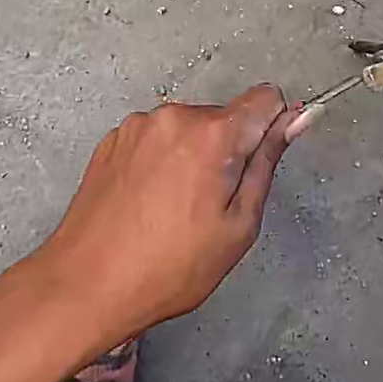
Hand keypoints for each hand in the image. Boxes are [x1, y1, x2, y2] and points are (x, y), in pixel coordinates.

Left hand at [26, 84, 294, 341]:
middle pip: (224, 117)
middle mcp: (172, 118)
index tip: (263, 158)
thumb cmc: (165, 268)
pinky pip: (155, 139)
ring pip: (188, 130)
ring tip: (175, 209)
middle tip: (212, 204)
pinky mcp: (113, 140)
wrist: (87, 283)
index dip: (273, 127)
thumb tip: (295, 120)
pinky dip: (161, 162)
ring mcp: (137, 127)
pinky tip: (149, 204)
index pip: (265, 98)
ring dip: (192, 157)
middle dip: (228, 151)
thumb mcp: (238, 225)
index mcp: (211, 134)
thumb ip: (268, 162)